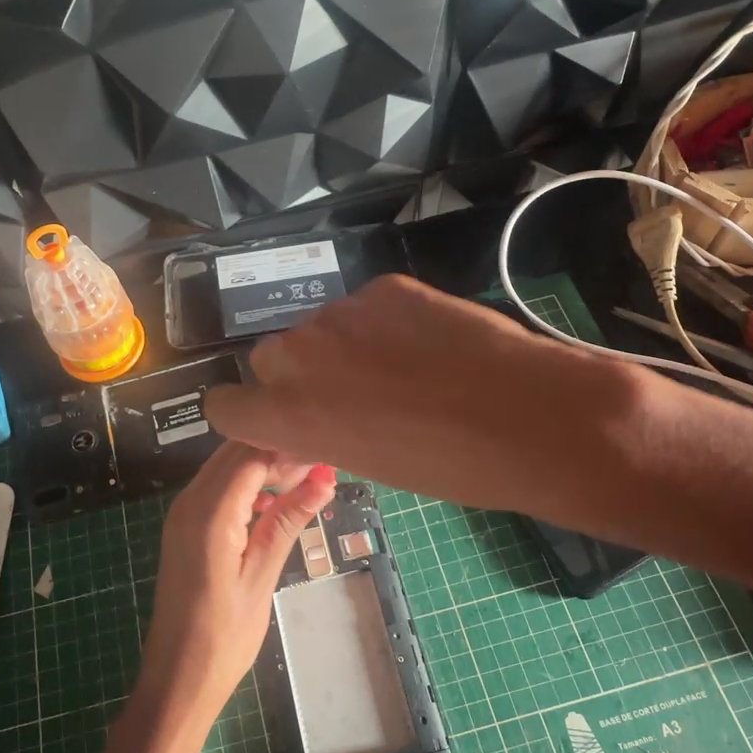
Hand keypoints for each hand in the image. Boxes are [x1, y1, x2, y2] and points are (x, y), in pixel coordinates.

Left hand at [139, 441, 336, 713]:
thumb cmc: (223, 638)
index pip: (251, 455)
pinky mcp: (183, 527)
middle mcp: (189, 502)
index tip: (327, 456)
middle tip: (321, 470)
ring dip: (262, 467)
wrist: (176, 680)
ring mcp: (182, 513)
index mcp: (209, 514)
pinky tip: (272, 506)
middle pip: (235, 453)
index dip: (289, 449)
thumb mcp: (261, 578)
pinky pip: (217, 489)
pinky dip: (245, 486)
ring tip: (305, 485)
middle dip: (277, 452)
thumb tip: (324, 478)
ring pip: (226, 468)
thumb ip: (287, 521)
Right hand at [204, 275, 646, 514]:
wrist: (527, 414)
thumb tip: (309, 425)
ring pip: (319, 328)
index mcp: (290, 413)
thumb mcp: (369, 465)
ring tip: (396, 368)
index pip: (224, 405)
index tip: (272, 421)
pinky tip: (424, 344)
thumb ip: (320, 435)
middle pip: (268, 357)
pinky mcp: (383, 287)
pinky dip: (381, 324)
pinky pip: (363, 307)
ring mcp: (342, 313)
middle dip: (295, 375)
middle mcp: (301, 355)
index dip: (247, 414)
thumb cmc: (451, 465)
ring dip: (340, 346)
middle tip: (344, 395)